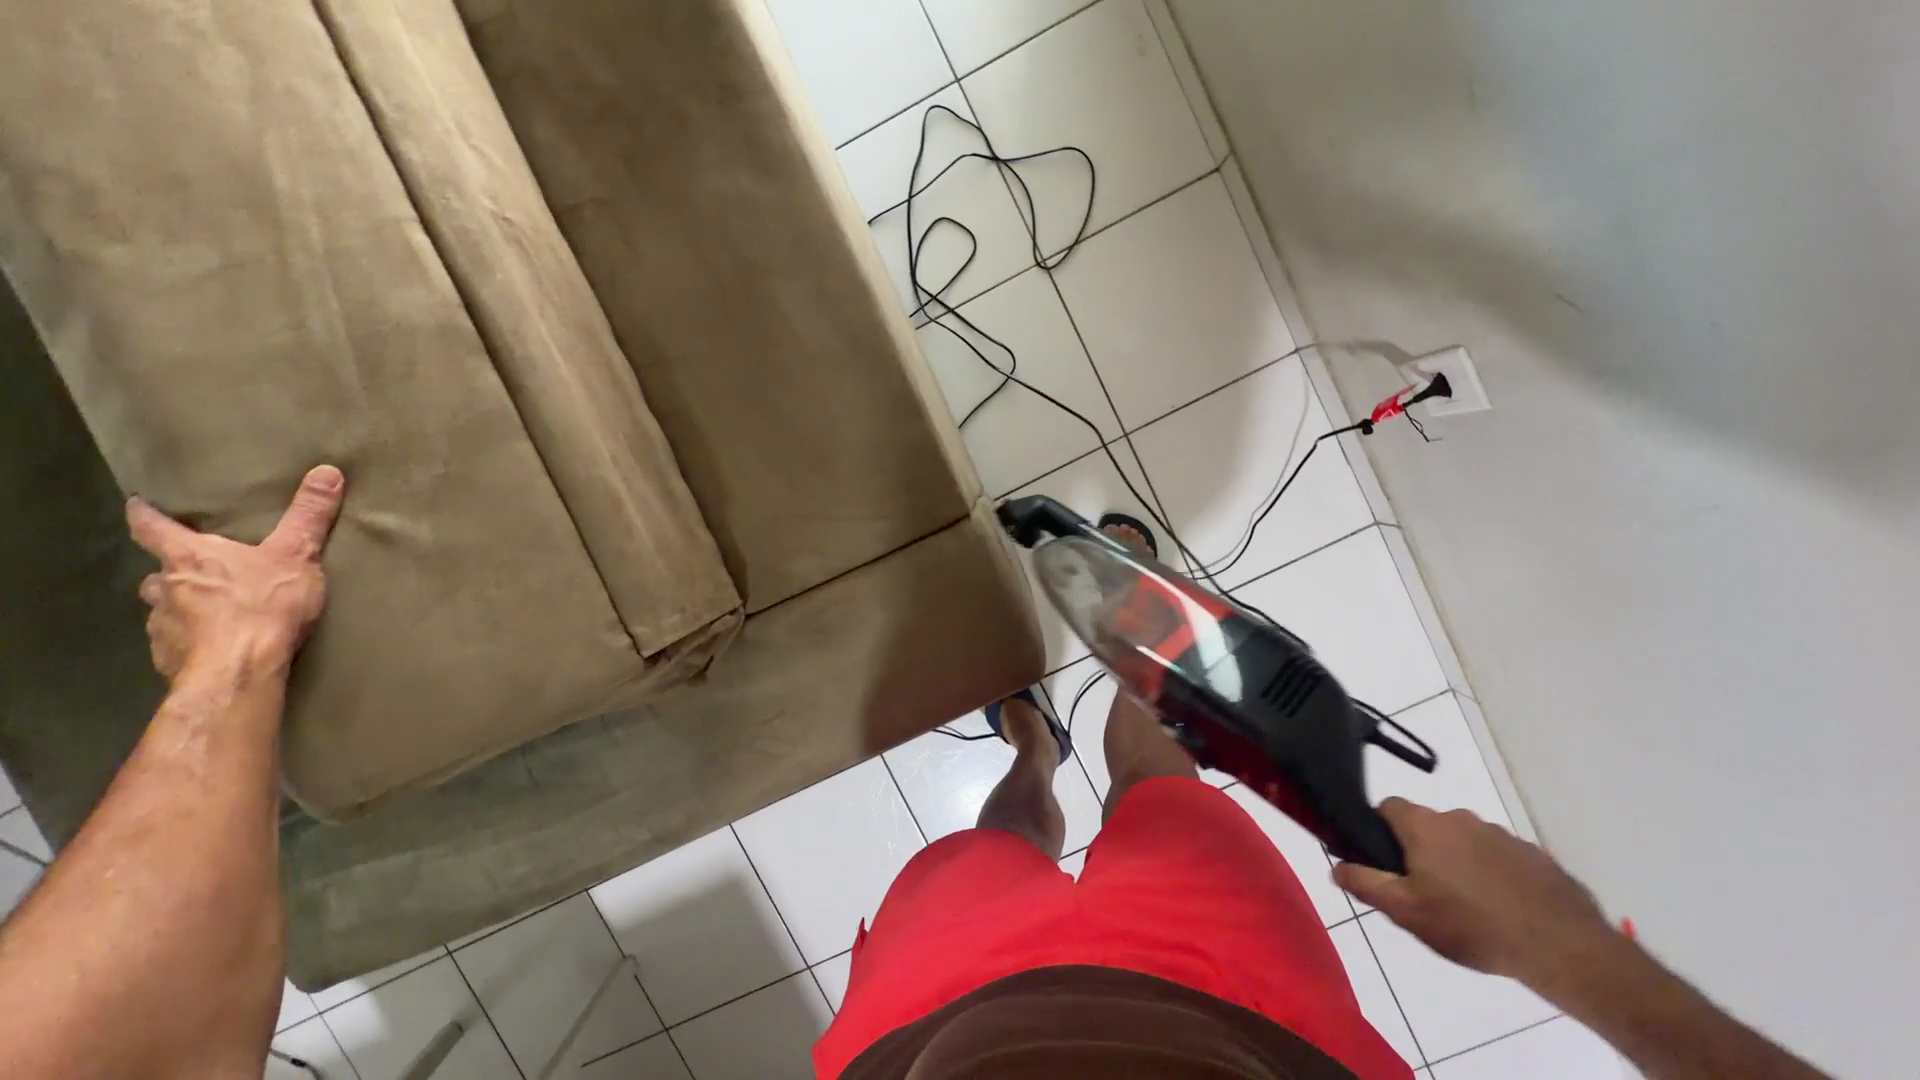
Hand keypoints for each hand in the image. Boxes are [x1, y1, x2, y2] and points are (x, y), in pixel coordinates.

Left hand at [127, 465, 346, 679]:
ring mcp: (162, 626)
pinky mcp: (169, 658)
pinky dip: (190, 641)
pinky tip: (212, 647)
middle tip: (192, 573)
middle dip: (171, 572)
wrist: (239, 669)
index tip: (138, 503)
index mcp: (188, 558)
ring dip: (179, 608)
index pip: (151, 527)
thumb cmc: (263, 604)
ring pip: (163, 610)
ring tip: (206, 614)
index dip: (145, 513)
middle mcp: (165, 588)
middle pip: (157, 573)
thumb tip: (327, 470)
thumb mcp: (297, 555)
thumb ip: (309, 516)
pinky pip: (175, 644)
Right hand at [1334, 798, 1617, 986]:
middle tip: (1423, 893)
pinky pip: (1499, 858)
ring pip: (1464, 842)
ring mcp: (1502, 834)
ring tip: (1466, 907)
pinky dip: (1493, 875)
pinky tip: (1501, 909)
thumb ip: (1365, 883)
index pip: (1387, 806)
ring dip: (1458, 863)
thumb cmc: (1471, 925)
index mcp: (1425, 826)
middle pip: (1426, 826)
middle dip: (1420, 852)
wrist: (1562, 947)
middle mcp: (1461, 818)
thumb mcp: (1406, 912)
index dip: (1378, 829)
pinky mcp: (1534, 855)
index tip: (1383, 861)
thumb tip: (1335, 866)